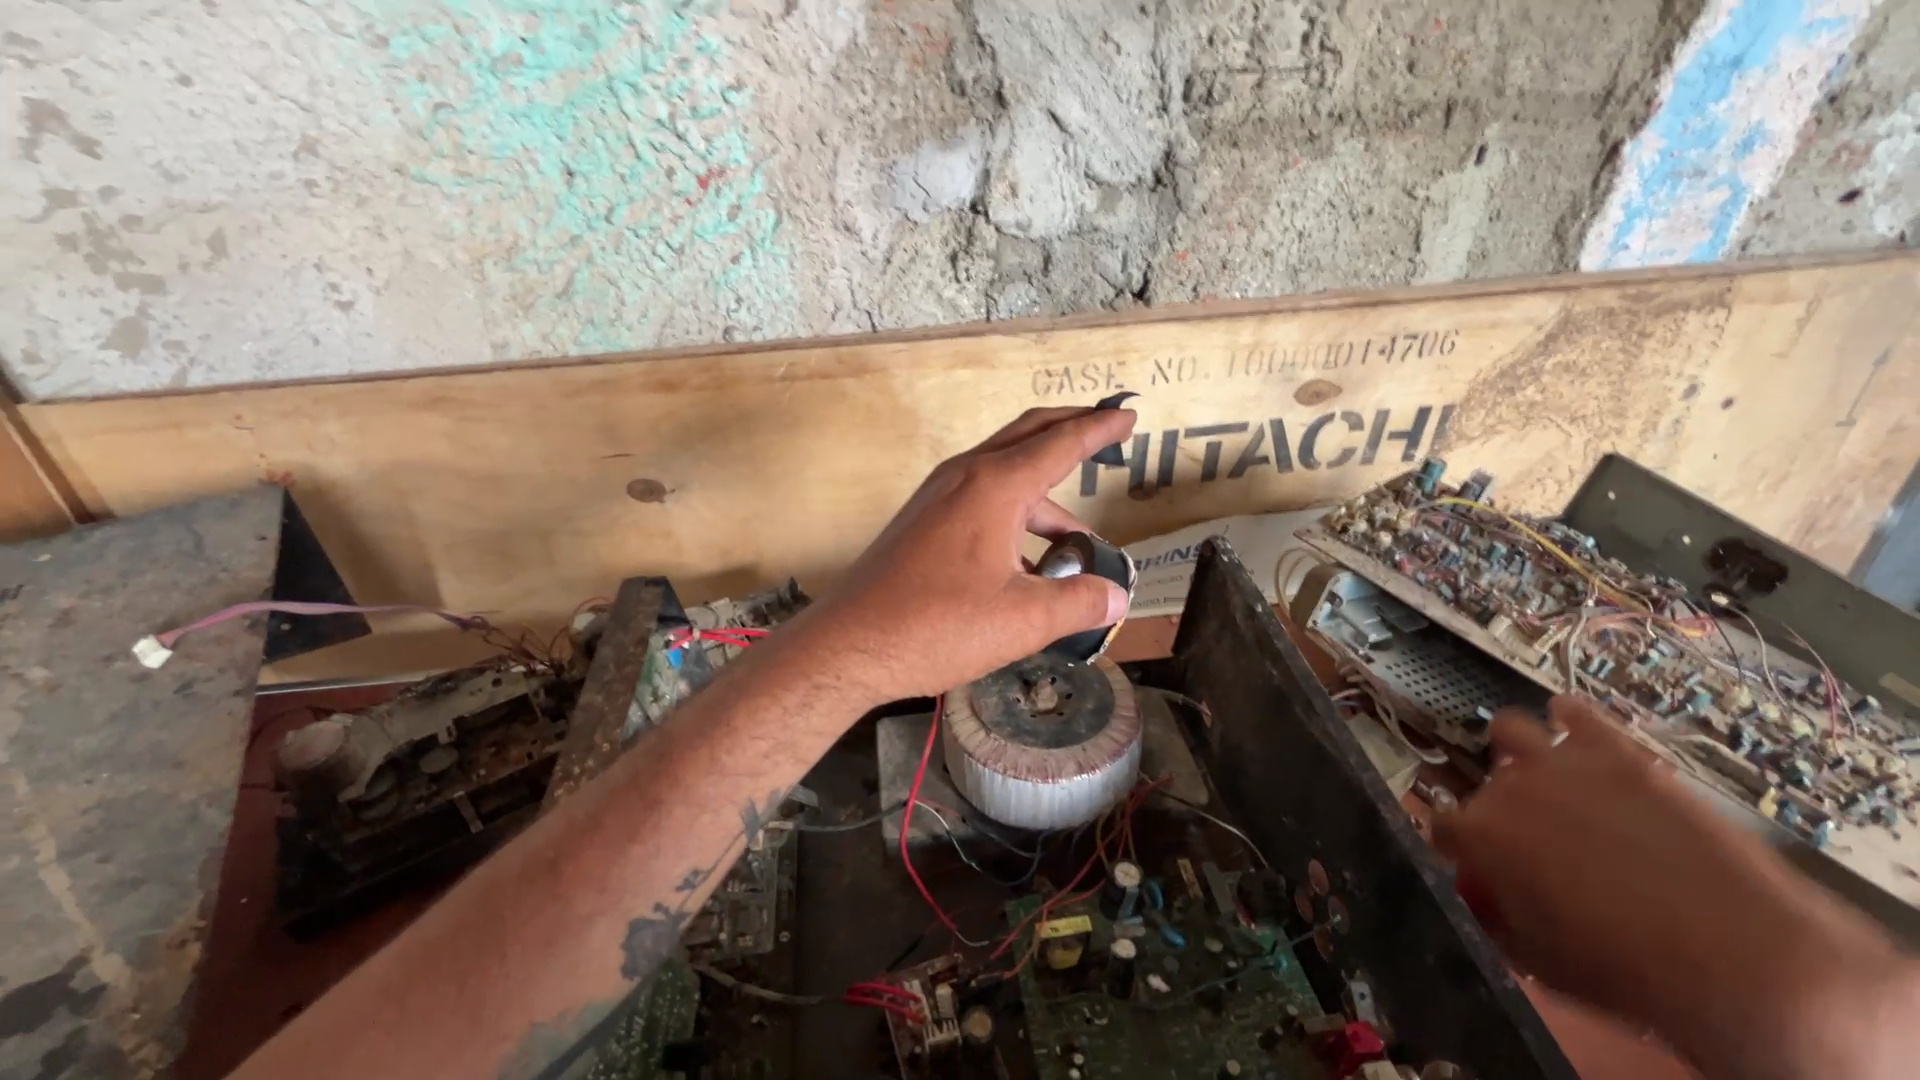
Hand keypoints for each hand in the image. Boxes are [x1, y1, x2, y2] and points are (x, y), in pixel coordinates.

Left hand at [781, 406, 1135, 706]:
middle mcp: (964, 477)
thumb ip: (1079, 603)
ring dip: (1045, 495)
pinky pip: (980, 501)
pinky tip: (1027, 565)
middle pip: (1027, 436)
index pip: (1061, 443)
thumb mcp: (1023, 620)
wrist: (847, 645)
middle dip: (1070, 431)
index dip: (1099, 430)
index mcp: (994, 486)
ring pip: (1003, 475)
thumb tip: (1117, 597)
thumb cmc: (936, 627)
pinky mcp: (922, 523)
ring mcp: (937, 498)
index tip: (1128, 418)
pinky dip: (1014, 516)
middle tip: (1106, 432)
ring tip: (1077, 545)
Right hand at [1435, 695, 1918, 1079]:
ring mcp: (1562, 762)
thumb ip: (1496, 917)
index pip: (1438, 824)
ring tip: (1547, 780)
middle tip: (1532, 842)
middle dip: (1498, 810)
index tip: (1477, 866)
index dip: (1457, 847)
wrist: (1743, 957)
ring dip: (1518, 753)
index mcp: (1480, 837)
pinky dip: (1569, 721)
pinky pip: (1574, 711)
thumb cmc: (1629, 970)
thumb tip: (1485, 896)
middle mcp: (1508, 788)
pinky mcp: (1618, 750)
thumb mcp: (1541, 961)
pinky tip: (1578, 738)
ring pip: (1510, 728)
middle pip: (1482, 785)